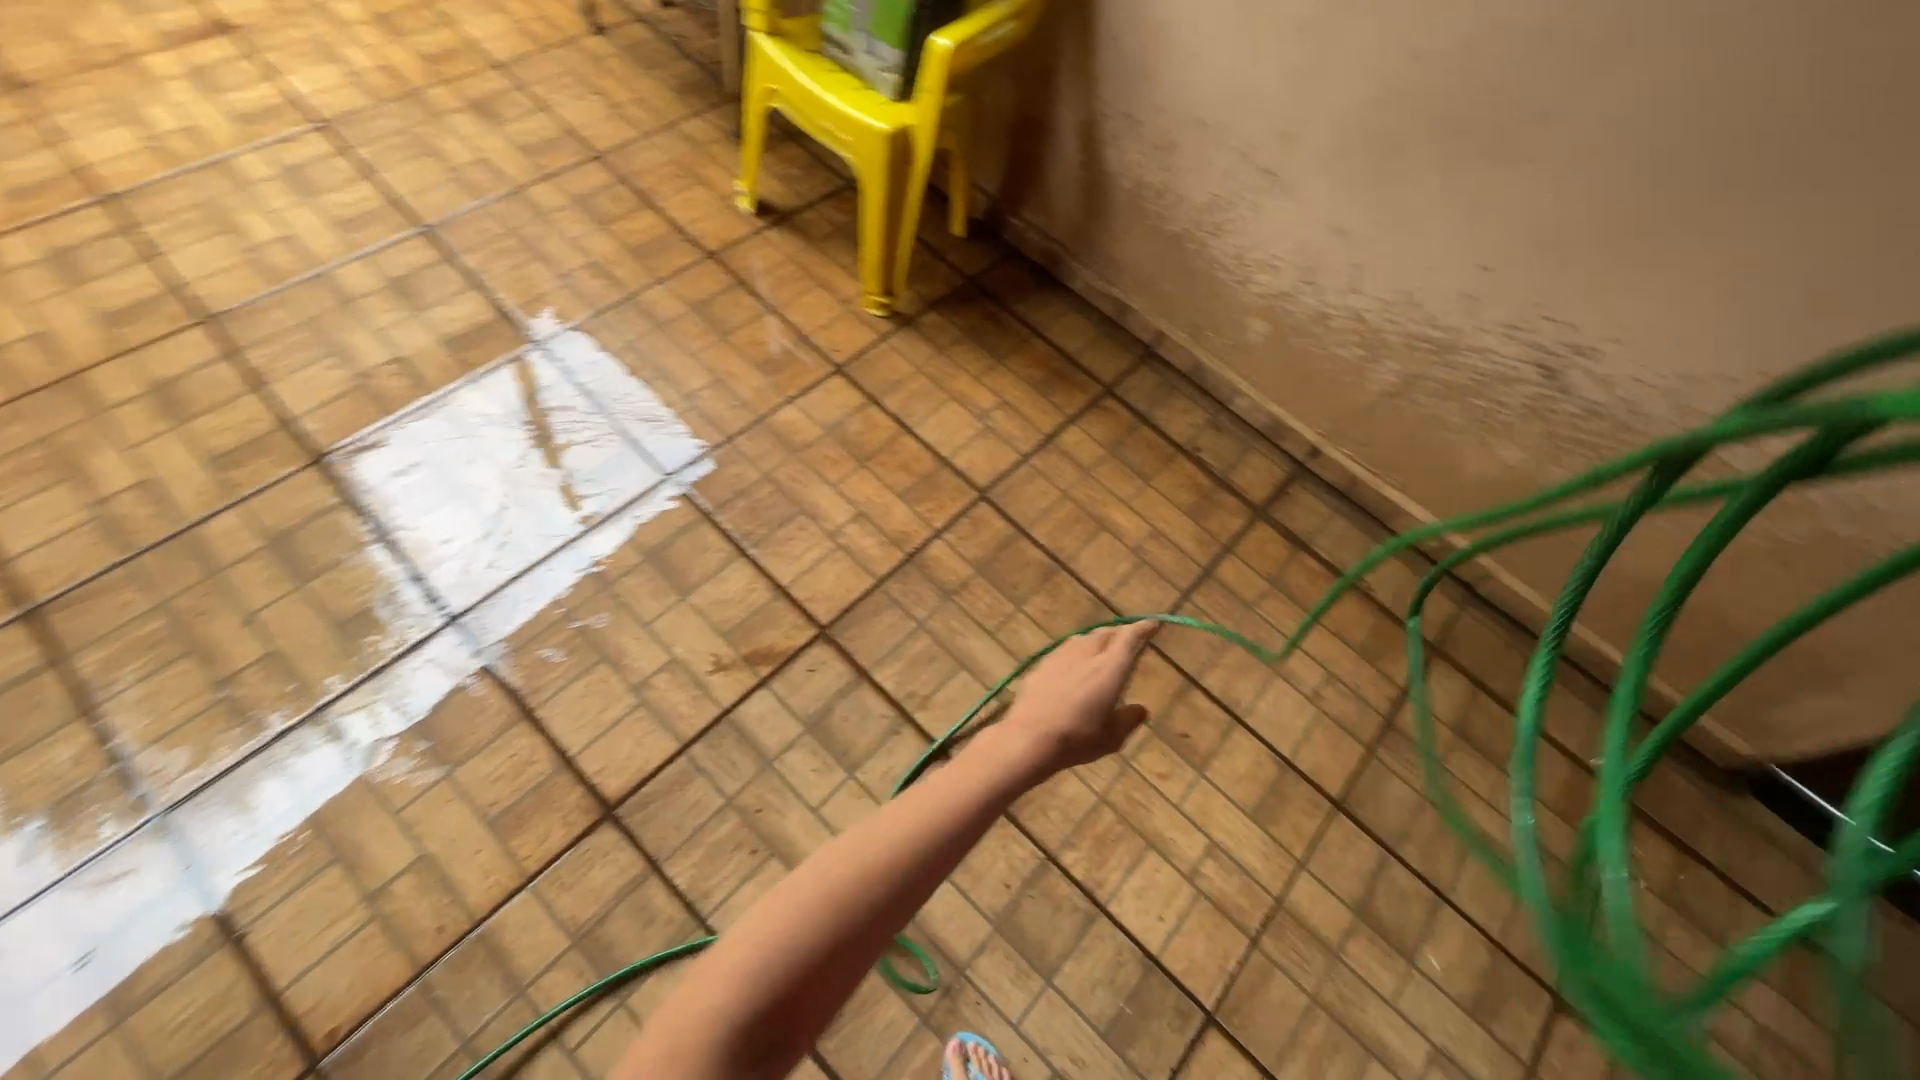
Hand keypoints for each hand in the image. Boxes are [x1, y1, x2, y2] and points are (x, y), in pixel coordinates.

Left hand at [991, 620, 1159, 777]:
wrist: (1030, 737)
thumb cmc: (1078, 738)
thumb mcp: (1113, 737)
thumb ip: (1129, 719)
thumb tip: (1141, 710)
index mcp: (1110, 668)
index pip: (1130, 638)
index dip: (1143, 628)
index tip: (1153, 624)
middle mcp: (1087, 654)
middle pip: (1106, 633)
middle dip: (1120, 633)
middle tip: (1128, 639)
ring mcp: (1061, 656)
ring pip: (1083, 638)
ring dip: (1097, 639)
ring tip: (1101, 648)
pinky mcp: (1041, 665)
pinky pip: (1064, 649)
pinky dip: (1076, 651)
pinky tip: (1072, 663)